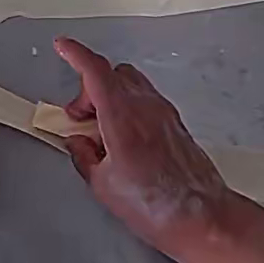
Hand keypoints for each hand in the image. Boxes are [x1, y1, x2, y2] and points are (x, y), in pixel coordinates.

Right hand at [52, 37, 263, 262]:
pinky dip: (127, 104)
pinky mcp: (173, 120)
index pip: (95, 70)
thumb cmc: (152, 205)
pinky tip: (122, 136)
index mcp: (121, 114)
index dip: (74, 53)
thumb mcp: (102, 185)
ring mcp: (162, 110)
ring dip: (109, 95)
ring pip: (129, 83)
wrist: (202, 216)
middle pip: (111, 73)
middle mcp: (144, 104)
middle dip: (88, 88)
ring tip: (100, 130)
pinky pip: (144, 97)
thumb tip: (76, 142)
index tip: (61, 46)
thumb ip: (83, 156)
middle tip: (78, 118)